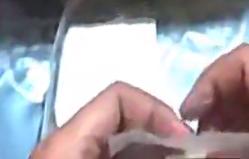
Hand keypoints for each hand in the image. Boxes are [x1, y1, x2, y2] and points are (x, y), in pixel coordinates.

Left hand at [32, 83, 188, 158]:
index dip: (155, 107)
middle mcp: (62, 140)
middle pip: (119, 118)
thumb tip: (182, 146)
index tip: (184, 135)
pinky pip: (105, 157)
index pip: (117, 94)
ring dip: (148, 149)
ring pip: (114, 141)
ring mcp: (65, 158)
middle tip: (186, 151)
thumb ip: (142, 154)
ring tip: (177, 158)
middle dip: (157, 131)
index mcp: (66, 135)